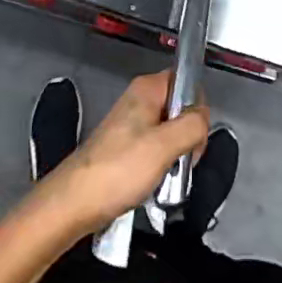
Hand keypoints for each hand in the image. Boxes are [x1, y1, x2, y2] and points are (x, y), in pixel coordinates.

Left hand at [35, 71, 209, 235]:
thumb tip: (204, 118)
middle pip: (181, 108)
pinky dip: (163, 164)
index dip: (196, 107)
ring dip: (176, 154)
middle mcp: (139, 100)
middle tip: (179, 159)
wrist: (77, 201)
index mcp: (147, 89)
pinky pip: (158, 148)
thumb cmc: (118, 169)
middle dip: (188, 135)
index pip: (186, 81)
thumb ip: (192, 126)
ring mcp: (132, 123)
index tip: (193, 133)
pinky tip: (156, 181)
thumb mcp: (164, 146)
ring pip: (171, 131)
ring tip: (166, 174)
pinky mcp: (127, 146)